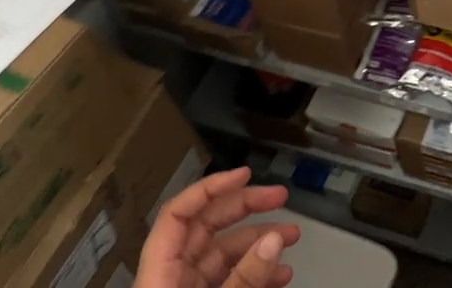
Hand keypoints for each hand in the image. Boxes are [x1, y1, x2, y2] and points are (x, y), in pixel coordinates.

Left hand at [139, 167, 300, 287]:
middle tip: (282, 197)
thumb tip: (276, 237)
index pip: (178, 213)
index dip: (211, 188)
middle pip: (207, 227)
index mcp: (159, 272)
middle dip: (247, 208)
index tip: (246, 173)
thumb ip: (243, 277)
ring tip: (292, 238)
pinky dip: (255, 273)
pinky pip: (228, 280)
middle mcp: (171, 276)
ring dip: (259, 243)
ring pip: (223, 255)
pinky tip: (281, 275)